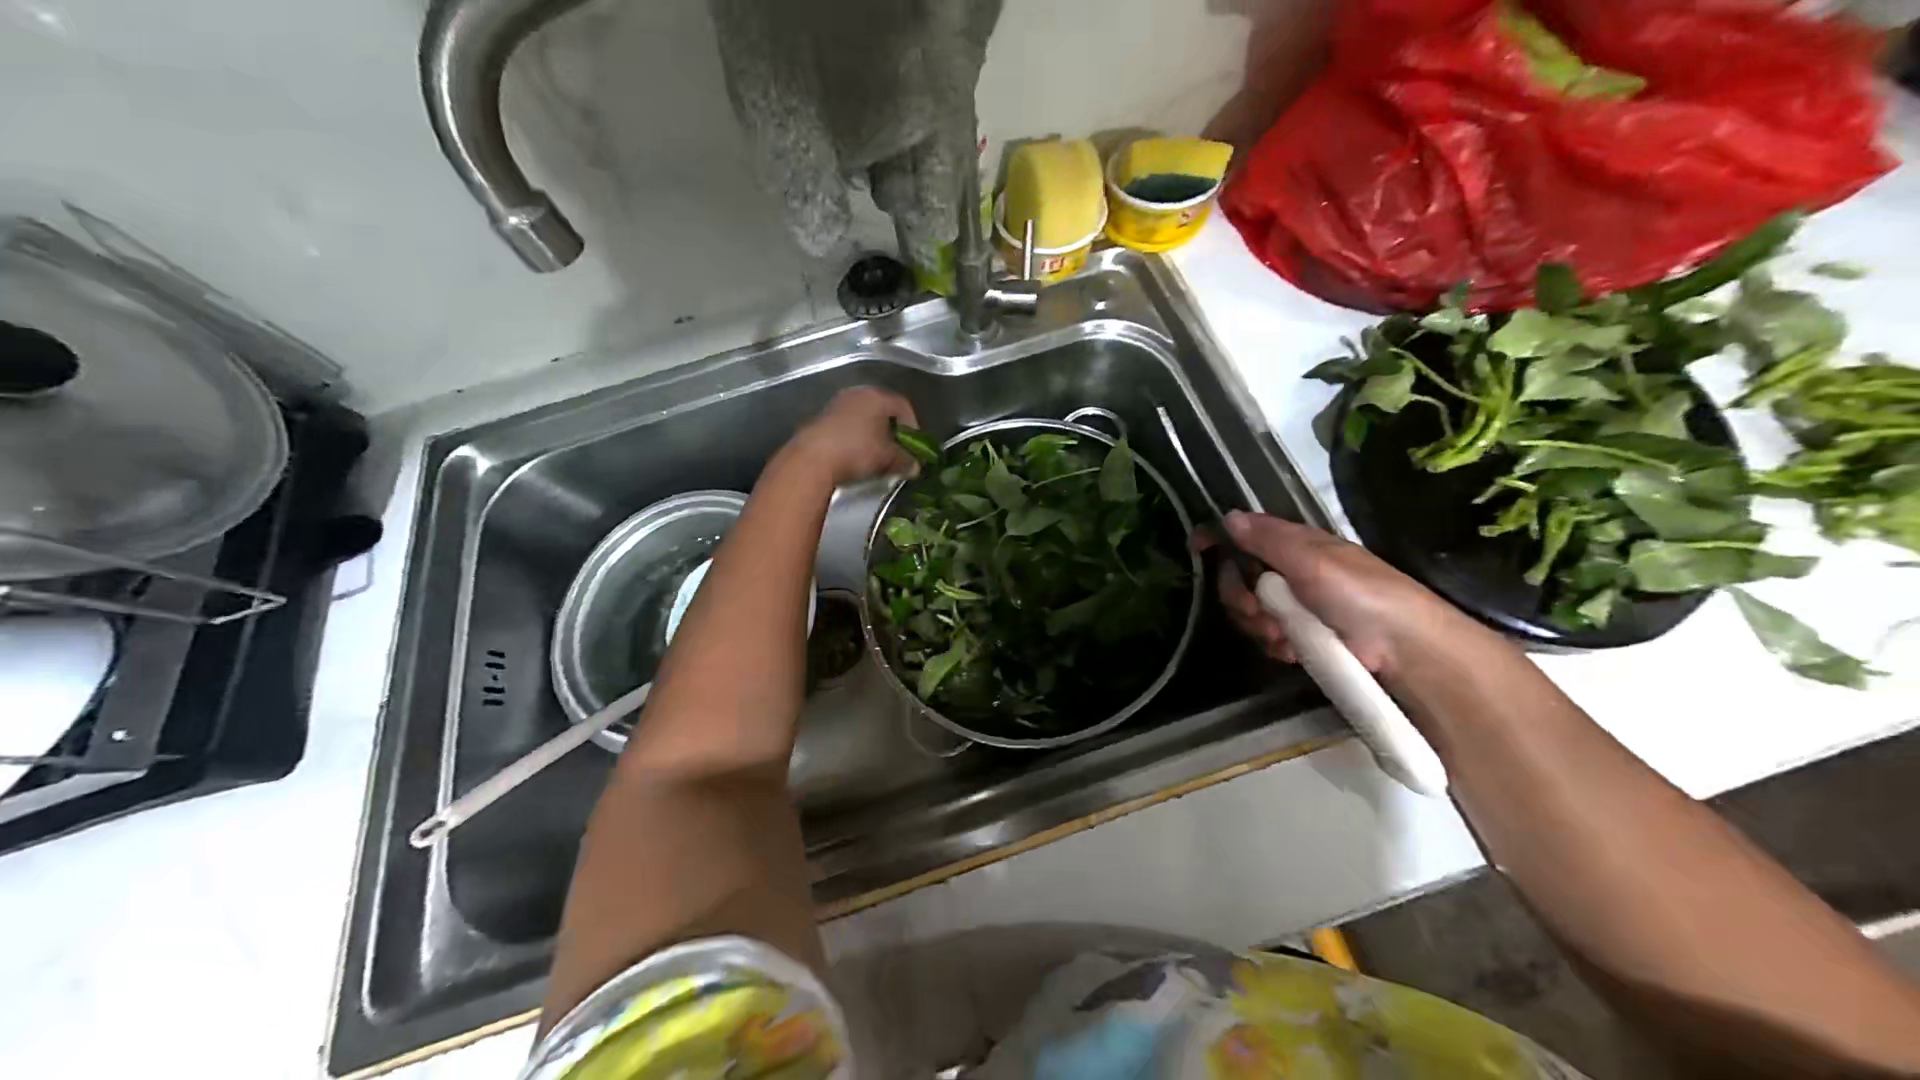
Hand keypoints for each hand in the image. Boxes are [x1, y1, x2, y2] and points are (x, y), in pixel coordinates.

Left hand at [784, 386, 920, 486]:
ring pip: (863, 417)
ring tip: (875, 456)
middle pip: (882, 409)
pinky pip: (846, 426)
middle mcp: (857, 393)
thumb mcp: (889, 459)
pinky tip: (854, 456)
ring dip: (872, 435)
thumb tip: (914, 466)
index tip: (914, 447)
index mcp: (877, 396)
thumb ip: (906, 461)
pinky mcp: (820, 419)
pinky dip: (854, 438)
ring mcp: (836, 404)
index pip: (903, 406)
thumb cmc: (857, 452)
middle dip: (892, 431)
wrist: (812, 460)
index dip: (913, 426)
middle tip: (896, 451)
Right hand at [1203, 511, 1472, 676]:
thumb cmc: (1360, 594)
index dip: (1220, 539)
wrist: (1405, 650)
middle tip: (1260, 608)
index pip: (1245, 536)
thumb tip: (1228, 516)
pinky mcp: (1301, 639)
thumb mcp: (1312, 559)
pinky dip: (1276, 645)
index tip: (1197, 547)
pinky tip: (1294, 650)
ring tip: (1286, 634)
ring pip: (1249, 612)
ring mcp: (1296, 608)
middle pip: (1238, 580)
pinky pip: (1267, 638)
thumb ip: (1267, 539)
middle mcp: (1291, 574)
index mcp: (1296, 546)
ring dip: (1260, 625)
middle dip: (1241, 597)